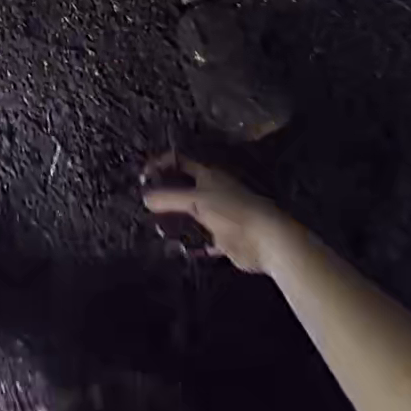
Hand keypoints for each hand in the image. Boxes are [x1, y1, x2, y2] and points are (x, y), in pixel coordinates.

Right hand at [141, 155, 293, 273]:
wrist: (266, 240)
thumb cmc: (232, 211)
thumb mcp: (197, 201)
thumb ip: (169, 198)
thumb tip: (144, 198)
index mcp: (206, 175)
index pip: (178, 161)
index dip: (160, 164)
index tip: (144, 177)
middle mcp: (211, 191)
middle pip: (182, 189)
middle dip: (165, 196)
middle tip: (146, 205)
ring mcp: (217, 215)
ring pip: (190, 216)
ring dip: (175, 222)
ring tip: (157, 229)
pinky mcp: (222, 239)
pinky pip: (200, 241)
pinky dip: (189, 245)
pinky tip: (175, 249)